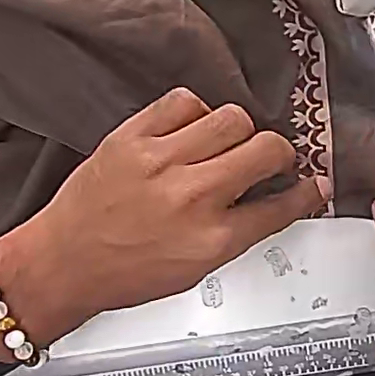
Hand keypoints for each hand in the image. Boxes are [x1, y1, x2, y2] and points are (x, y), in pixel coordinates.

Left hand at [0, 88, 328, 344]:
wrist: (62, 263)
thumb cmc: (122, 273)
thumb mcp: (193, 270)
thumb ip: (236, 233)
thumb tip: (268, 204)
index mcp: (212, 240)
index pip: (281, 205)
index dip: (306, 192)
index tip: (312, 184)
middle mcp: (192, 197)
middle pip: (267, 149)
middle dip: (281, 154)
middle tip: (271, 160)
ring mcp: (160, 161)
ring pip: (231, 118)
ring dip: (240, 131)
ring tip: (225, 144)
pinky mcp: (131, 137)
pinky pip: (183, 101)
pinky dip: (196, 111)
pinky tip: (190, 129)